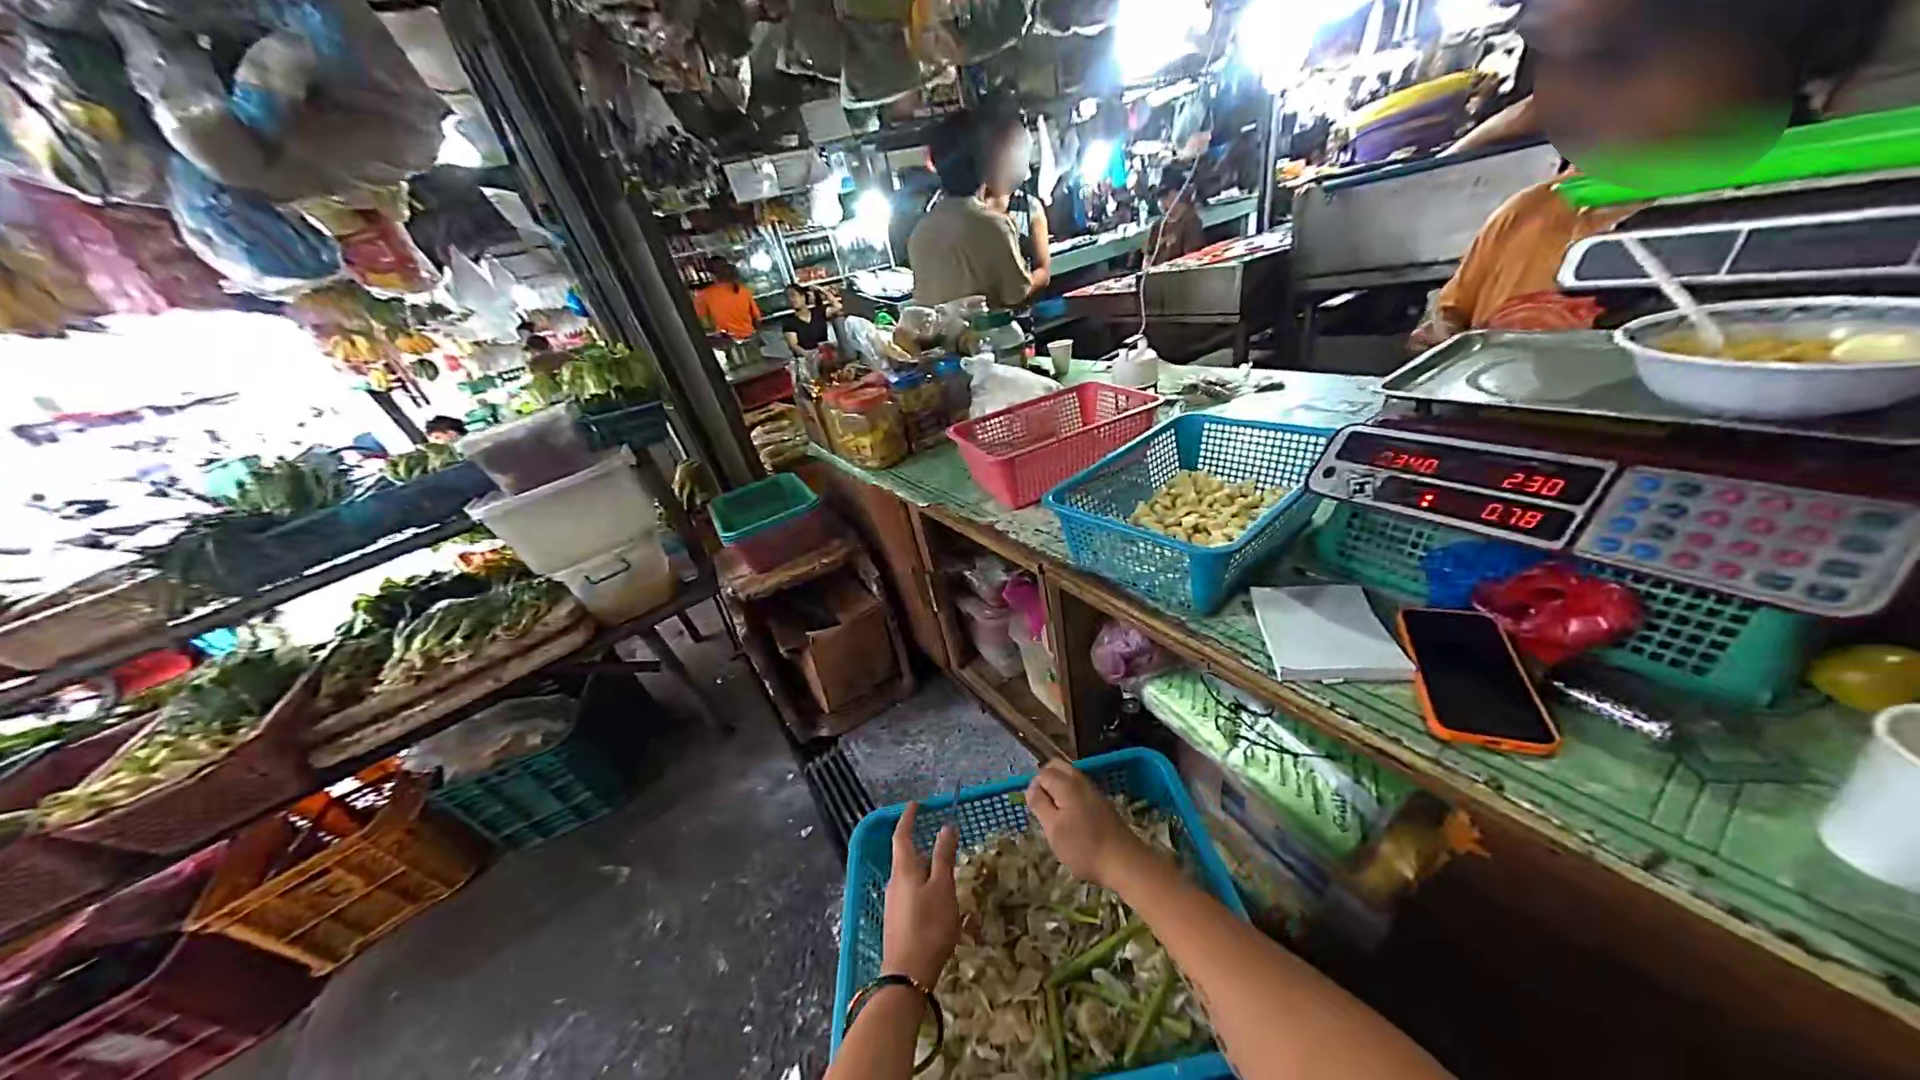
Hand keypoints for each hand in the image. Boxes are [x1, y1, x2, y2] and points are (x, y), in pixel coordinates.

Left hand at [883, 803, 959, 985]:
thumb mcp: (943, 887)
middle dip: (921, 845)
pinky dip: (925, 888)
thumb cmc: (929, 925)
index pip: (902, 835)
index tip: (916, 804)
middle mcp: (894, 882)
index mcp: (903, 869)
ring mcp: (893, 903)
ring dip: (925, 869)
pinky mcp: (897, 921)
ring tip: (946, 872)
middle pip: (905, 856)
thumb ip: (944, 857)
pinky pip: (911, 894)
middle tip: (940, 840)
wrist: (907, 976)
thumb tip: (945, 826)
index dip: (908, 818)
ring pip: (909, 877)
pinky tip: (940, 903)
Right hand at [1026, 760, 1152, 888]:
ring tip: (1055, 816)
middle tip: (1041, 806)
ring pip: (1070, 778)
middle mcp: (1081, 781)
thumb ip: (1040, 804)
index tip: (1034, 809)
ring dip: (1058, 789)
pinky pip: (1080, 790)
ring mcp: (1095, 792)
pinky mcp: (1103, 804)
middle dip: (1045, 781)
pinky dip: (1071, 797)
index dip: (1034, 787)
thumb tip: (1032, 788)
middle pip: (1058, 768)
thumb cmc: (1084, 848)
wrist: (1125, 862)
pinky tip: (1072, 820)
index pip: (1043, 773)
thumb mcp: (1054, 829)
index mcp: (1067, 784)